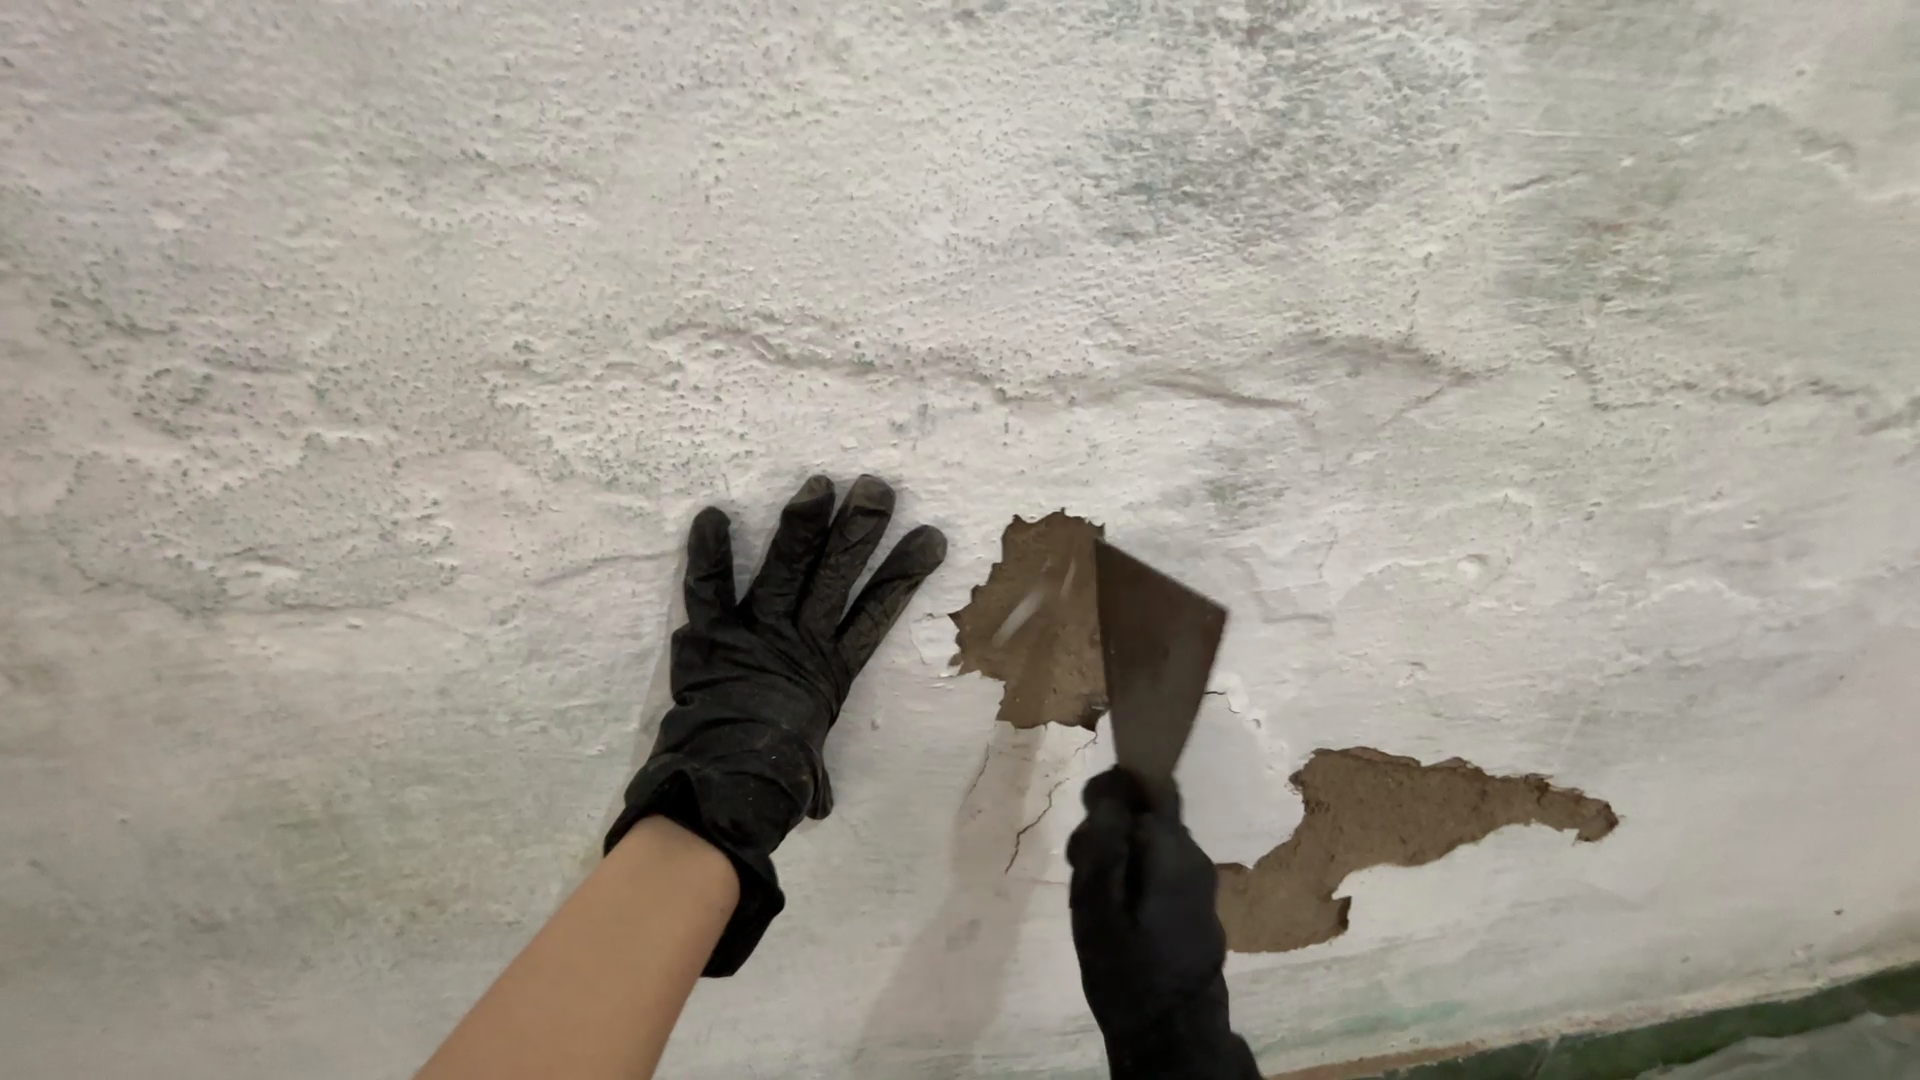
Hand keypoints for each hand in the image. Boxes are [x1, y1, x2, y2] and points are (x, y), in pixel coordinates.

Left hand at [605, 474, 945, 975]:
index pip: (878, 611)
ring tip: (818, 485)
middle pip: (837, 576)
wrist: (726, 787)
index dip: (905, 574)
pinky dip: (709, 555)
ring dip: (802, 527)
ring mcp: (757, 632)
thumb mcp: (810, 763)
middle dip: (858, 531)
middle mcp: (801, 639)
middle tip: (877, 489)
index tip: (932, 537)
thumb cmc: (777, 778)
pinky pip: (709, 588)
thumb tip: (818, 798)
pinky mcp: (712, 634)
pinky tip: (712, 514)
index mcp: (832, 668)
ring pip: (785, 569)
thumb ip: (815, 759)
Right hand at [1067, 767, 1260, 1078]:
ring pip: (1151, 840)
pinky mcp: (1195, 902)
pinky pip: (1159, 865)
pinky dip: (1134, 872)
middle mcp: (1195, 856)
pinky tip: (1115, 908)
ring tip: (1094, 893)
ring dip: (1119, 852)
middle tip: (1081, 865)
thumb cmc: (1128, 968)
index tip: (1086, 827)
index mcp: (1174, 850)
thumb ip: (1102, 842)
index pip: (1146, 786)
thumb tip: (1112, 788)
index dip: (1110, 796)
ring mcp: (1200, 880)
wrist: (1172, 1034)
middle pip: (1147, 812)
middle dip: (1110, 827)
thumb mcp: (1097, 904)